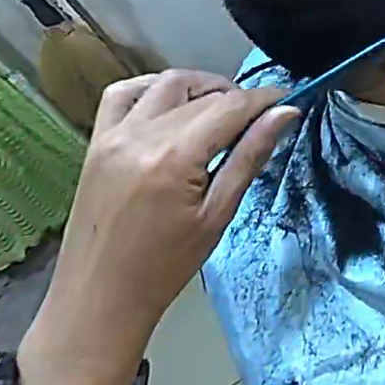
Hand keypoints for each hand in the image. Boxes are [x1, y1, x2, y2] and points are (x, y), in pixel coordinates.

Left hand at [17, 71, 296, 384]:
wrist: (98, 302)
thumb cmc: (166, 266)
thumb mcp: (219, 213)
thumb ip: (251, 155)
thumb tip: (285, 112)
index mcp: (174, 157)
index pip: (232, 105)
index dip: (266, 98)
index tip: (288, 102)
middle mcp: (141, 136)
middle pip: (205, 94)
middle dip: (240, 99)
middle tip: (259, 120)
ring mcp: (113, 136)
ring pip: (169, 83)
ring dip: (202, 87)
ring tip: (221, 112)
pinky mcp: (96, 143)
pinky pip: (124, 93)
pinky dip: (153, 88)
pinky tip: (173, 106)